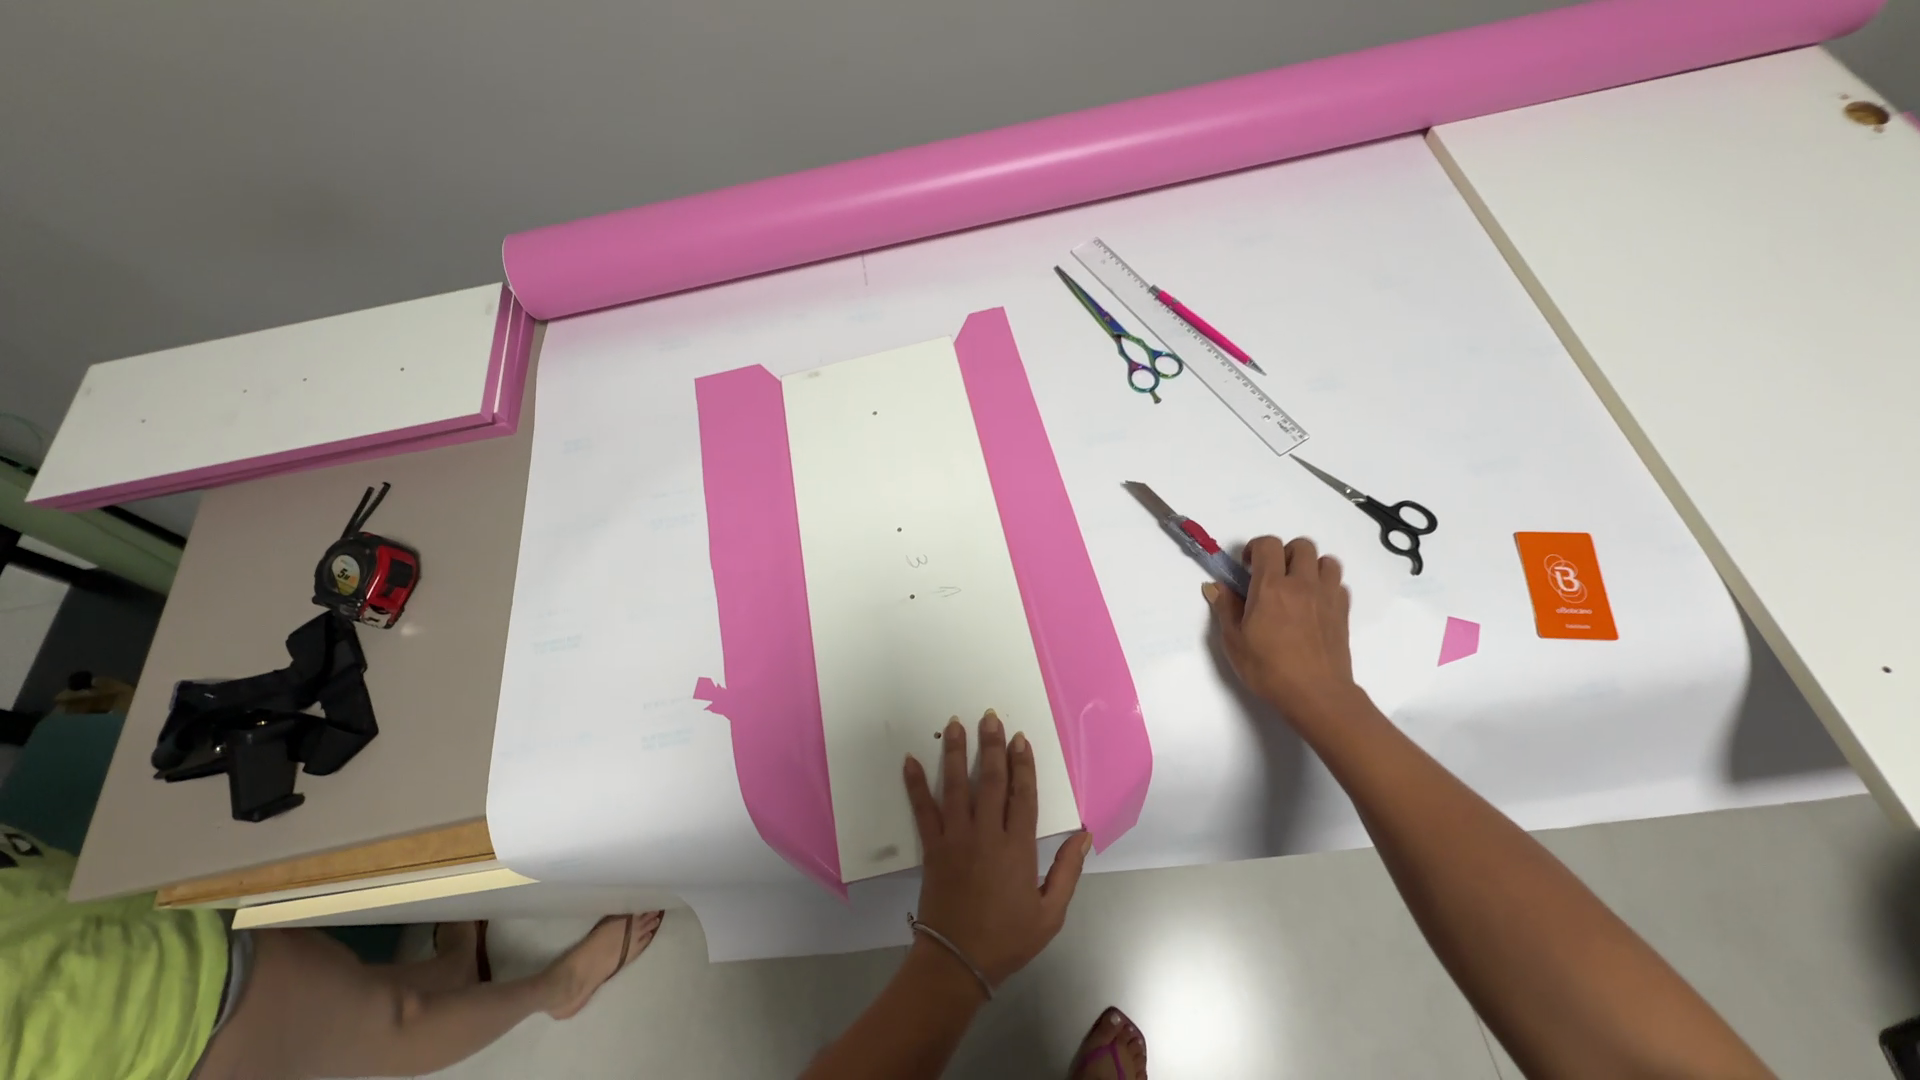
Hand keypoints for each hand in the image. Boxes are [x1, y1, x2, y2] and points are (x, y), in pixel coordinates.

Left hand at [903, 711, 1089, 988]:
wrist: (957, 962)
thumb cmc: (1007, 939)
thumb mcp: (1050, 913)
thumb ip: (1067, 870)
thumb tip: (1084, 836)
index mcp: (1017, 848)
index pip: (1022, 795)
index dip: (1023, 765)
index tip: (1021, 739)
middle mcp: (986, 835)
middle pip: (990, 781)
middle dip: (991, 746)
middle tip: (991, 716)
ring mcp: (955, 839)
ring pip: (956, 787)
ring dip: (956, 753)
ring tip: (955, 723)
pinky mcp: (932, 848)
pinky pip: (922, 810)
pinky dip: (915, 784)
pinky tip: (910, 760)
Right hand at [1204, 535, 1357, 718]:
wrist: (1315, 693)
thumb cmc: (1267, 668)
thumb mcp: (1234, 641)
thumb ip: (1225, 608)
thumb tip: (1215, 586)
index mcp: (1271, 586)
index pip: (1268, 544)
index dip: (1255, 548)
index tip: (1247, 567)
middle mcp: (1302, 583)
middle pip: (1301, 545)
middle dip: (1284, 553)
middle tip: (1272, 576)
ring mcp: (1326, 596)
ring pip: (1326, 560)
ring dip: (1310, 566)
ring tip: (1297, 586)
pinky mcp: (1343, 611)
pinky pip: (1338, 584)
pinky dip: (1326, 586)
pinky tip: (1314, 605)